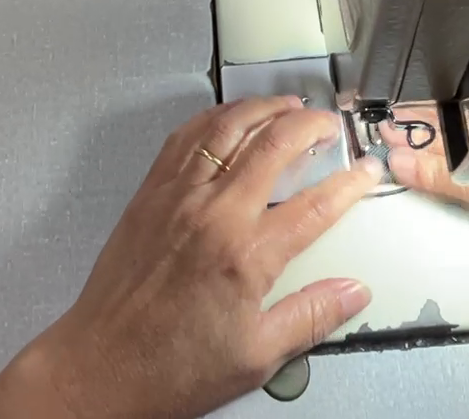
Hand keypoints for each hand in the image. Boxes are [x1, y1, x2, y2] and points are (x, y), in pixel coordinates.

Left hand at [0, 97, 384, 418]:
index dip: (348, 183)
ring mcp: (180, 193)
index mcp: (245, 255)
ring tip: (288, 104)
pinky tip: (230, 115)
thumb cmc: (173, 365)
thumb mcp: (255, 355)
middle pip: (273, 145)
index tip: (366, 171)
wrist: (102, 363)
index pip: (314, 206)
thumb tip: (354, 291)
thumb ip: (311, 316)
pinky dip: (215, 116)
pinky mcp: (153, 189)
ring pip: (228, 127)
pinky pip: (186, 136)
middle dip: (309, 125)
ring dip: (264, 107)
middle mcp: (214, 212)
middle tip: (327, 124)